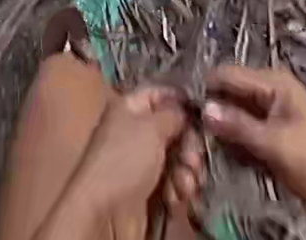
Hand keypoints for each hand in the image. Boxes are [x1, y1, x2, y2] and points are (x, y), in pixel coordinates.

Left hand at [37, 86, 191, 239]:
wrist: (104, 212)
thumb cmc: (125, 159)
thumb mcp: (152, 127)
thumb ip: (173, 113)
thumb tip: (187, 108)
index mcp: (129, 107)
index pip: (159, 93)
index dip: (180, 100)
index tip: (201, 112)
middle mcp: (135, 131)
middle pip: (173, 128)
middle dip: (189, 144)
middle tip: (194, 159)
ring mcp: (141, 161)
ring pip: (176, 158)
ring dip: (186, 171)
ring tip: (185, 184)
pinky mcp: (147, 189)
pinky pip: (172, 182)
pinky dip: (178, 189)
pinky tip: (175, 197)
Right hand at [202, 66, 305, 223]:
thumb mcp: (274, 145)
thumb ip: (238, 126)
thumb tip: (204, 109)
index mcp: (273, 82)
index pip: (227, 74)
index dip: (206, 90)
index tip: (185, 112)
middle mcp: (270, 90)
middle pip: (229, 94)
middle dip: (215, 114)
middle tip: (199, 138)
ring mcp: (272, 111)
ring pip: (234, 115)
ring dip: (226, 133)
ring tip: (220, 151)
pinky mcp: (272, 132)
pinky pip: (244, 132)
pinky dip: (238, 145)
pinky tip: (239, 159)